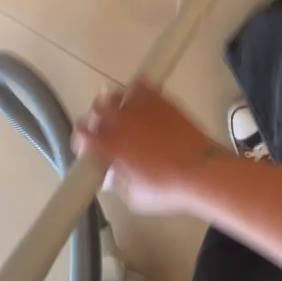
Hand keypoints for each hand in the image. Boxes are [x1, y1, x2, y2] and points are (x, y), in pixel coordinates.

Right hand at [74, 82, 232, 216]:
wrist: (199, 170)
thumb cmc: (167, 187)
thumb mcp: (134, 196)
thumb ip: (116, 181)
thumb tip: (111, 174)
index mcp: (108, 145)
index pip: (81, 132)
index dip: (82, 138)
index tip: (87, 144)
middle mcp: (118, 121)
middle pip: (96, 108)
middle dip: (97, 119)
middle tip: (106, 131)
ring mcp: (137, 106)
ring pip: (114, 94)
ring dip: (115, 104)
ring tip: (123, 116)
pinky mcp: (157, 97)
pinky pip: (139, 84)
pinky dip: (136, 91)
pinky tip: (141, 103)